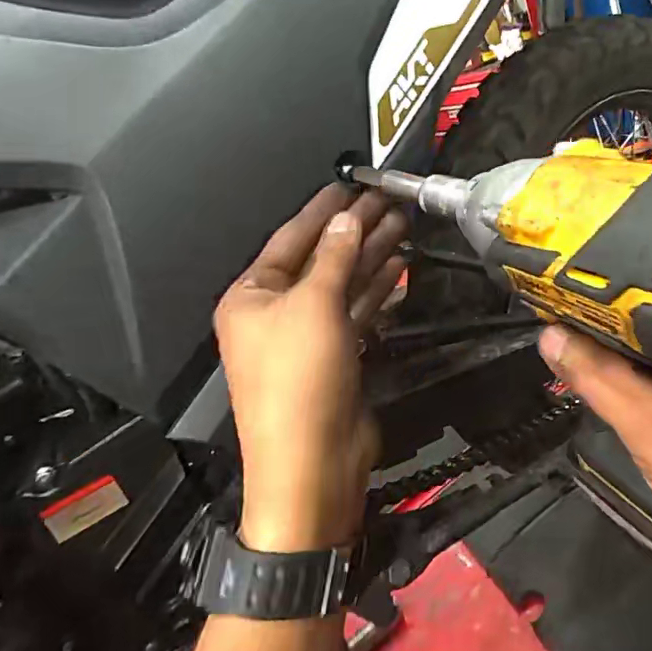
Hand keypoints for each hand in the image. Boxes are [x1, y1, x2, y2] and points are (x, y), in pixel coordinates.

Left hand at [215, 185, 406, 551]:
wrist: (314, 465)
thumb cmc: (298, 383)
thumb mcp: (314, 307)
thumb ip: (336, 258)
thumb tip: (349, 220)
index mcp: (251, 297)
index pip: (290, 238)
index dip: (323, 211)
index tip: (350, 185)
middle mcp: (275, 312)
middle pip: (320, 259)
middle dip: (355, 230)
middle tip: (387, 201)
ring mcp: (306, 334)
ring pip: (341, 283)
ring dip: (370, 255)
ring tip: (401, 223)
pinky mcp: (334, 354)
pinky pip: (355, 310)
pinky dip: (375, 288)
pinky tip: (398, 265)